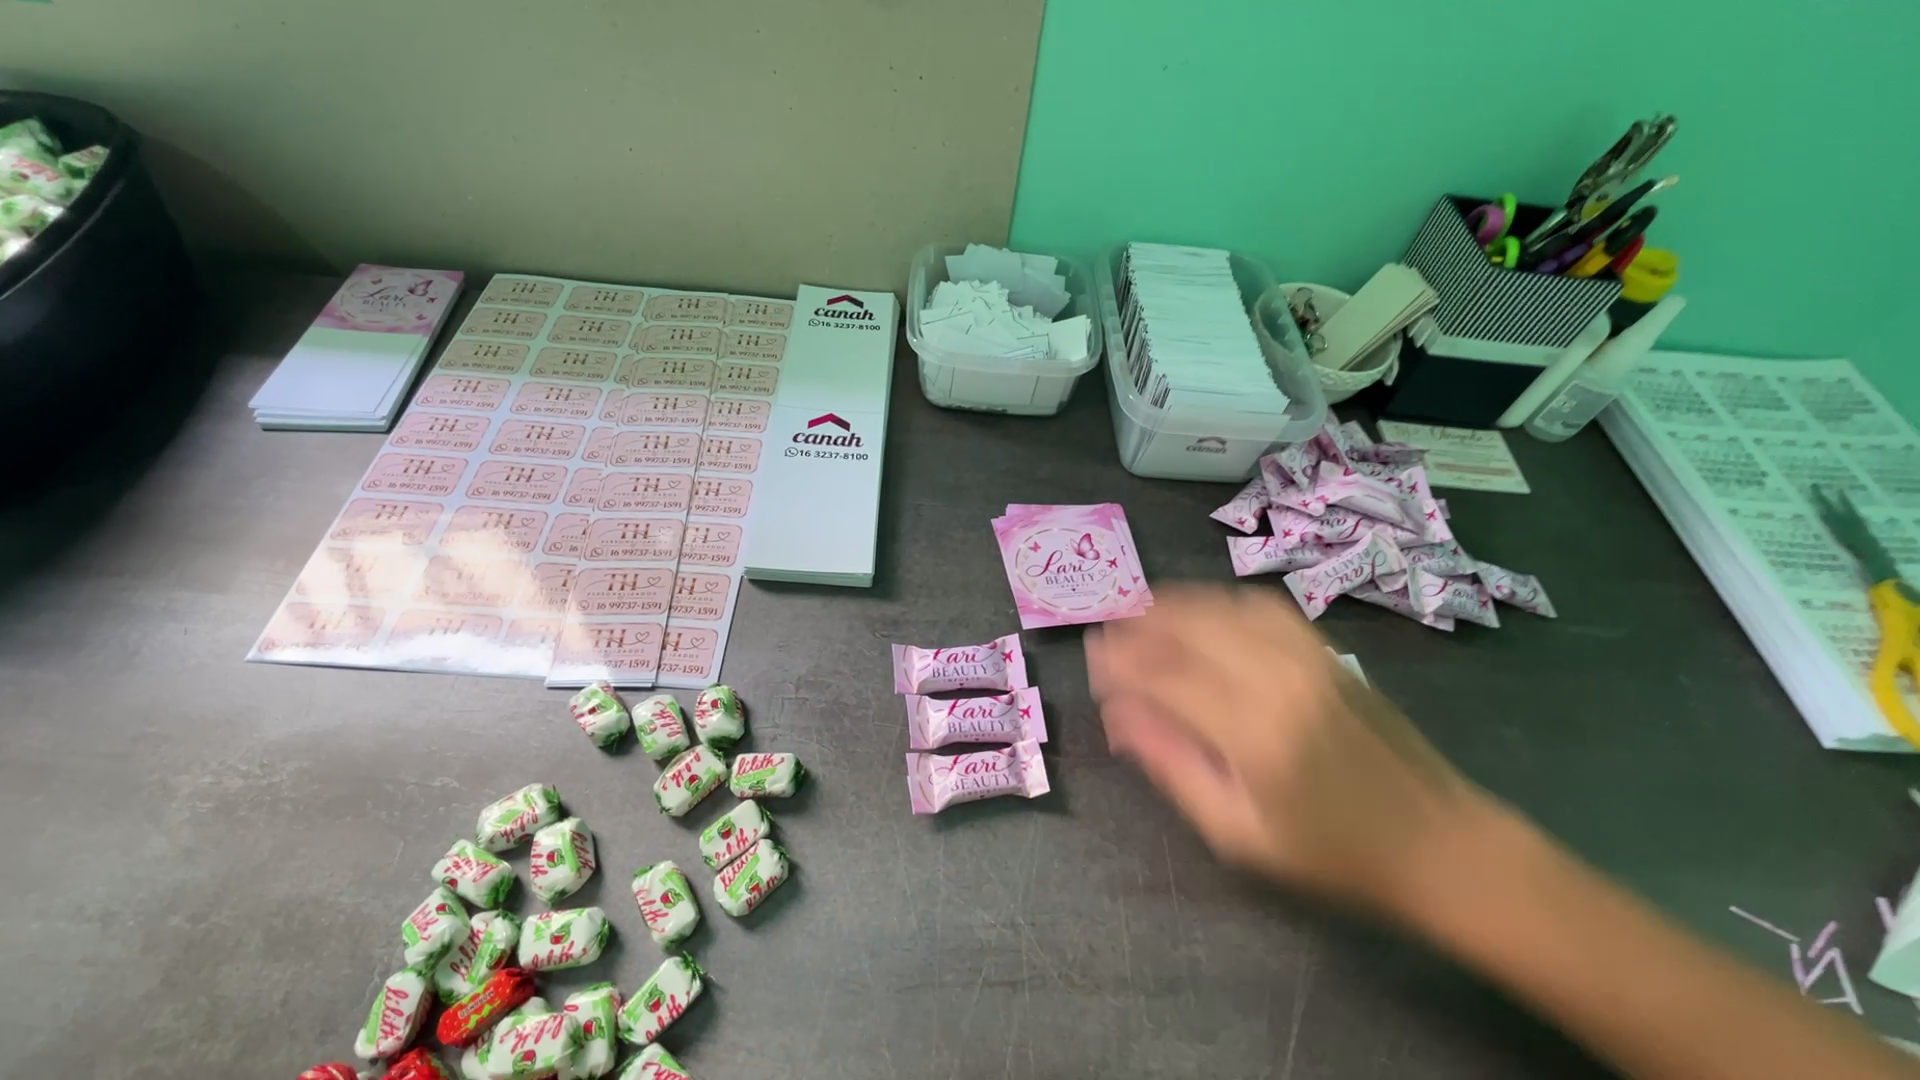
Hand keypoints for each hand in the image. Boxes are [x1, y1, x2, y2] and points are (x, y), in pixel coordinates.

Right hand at [1087, 585, 1502, 921]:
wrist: (1440, 843)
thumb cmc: (1332, 853)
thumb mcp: (1239, 833)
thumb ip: (1172, 767)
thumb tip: (1118, 718)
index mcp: (1252, 730)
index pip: (1164, 675)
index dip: (1119, 663)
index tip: (1090, 660)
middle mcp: (1278, 677)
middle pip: (1191, 626)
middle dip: (1140, 623)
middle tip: (1107, 630)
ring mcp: (1310, 657)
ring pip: (1224, 606)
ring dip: (1177, 604)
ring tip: (1141, 613)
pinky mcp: (1330, 651)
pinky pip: (1264, 607)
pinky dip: (1222, 601)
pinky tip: (1203, 613)